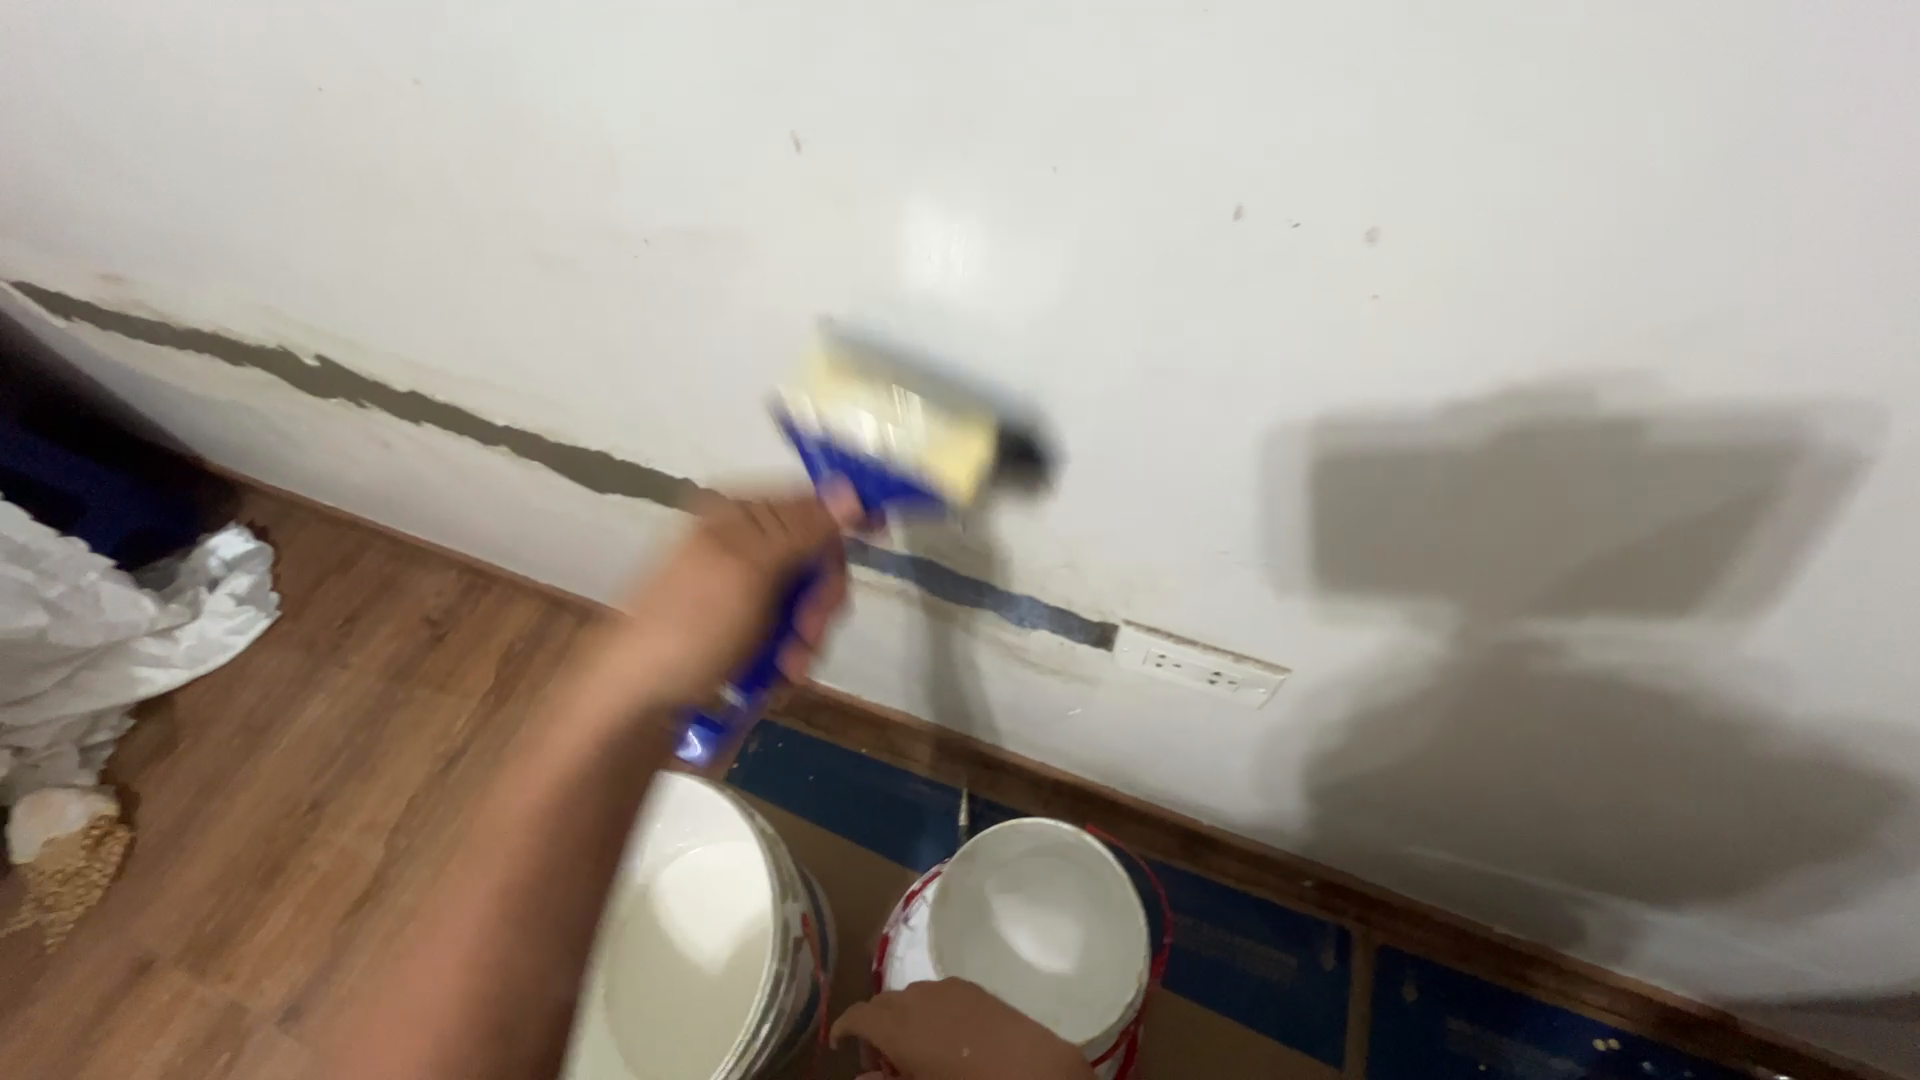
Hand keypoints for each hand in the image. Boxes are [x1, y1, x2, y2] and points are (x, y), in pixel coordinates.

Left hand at [590, 482, 863, 712]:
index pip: (812, 501)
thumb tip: (851, 487)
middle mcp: (745, 543)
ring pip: (808, 600)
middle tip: (810, 629)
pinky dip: (791, 655)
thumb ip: (804, 529)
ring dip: (807, 636)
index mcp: (740, 514)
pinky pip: (790, 631)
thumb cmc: (689, 625)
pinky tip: (778, 676)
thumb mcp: (750, 570)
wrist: (634, 700)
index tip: (881, 536)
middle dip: (821, 599)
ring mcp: (744, 588)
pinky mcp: (744, 626)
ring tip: (788, 666)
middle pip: (817, 556)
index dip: (847, 518)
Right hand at [833, 978, 1094, 1079]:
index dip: (843, 1027)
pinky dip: (926, 1010)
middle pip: (881, 1004)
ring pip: (909, 996)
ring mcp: (947, 988)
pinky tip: (942, 1038)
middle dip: (872, 1029)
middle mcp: (918, 998)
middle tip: (880, 1065)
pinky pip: (935, 993)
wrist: (1032, 1070)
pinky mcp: (972, 987)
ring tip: (913, 1054)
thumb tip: (864, 1077)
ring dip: (900, 1018)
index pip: (858, 1016)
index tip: (837, 1045)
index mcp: (899, 1026)